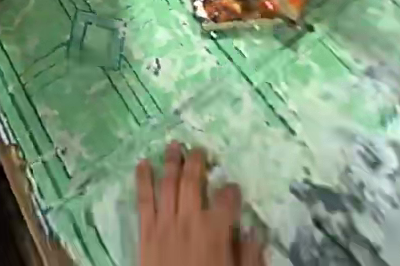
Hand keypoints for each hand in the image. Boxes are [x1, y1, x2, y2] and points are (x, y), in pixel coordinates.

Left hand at [137, 143, 263, 265]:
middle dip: (197, 162)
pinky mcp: (146, 232)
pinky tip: (142, 163)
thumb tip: (257, 233)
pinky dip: (142, 178)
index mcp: (215, 233)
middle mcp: (189, 221)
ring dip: (171, 161)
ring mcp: (164, 224)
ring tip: (173, 145)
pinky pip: (143, 199)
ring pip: (168, 183)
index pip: (226, 201)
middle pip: (192, 182)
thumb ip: (249, 258)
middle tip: (199, 149)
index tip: (234, 186)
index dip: (231, 191)